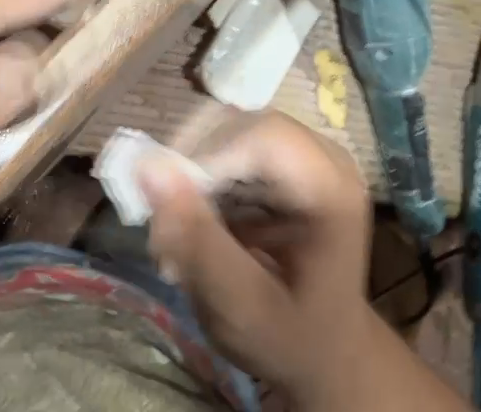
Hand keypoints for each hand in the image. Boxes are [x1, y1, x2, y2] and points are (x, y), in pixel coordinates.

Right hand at [140, 112, 386, 403]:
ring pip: (228, 133)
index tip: (168, 208)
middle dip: (194, 169)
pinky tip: (192, 231)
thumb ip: (198, 241)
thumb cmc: (289, 338)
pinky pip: (229, 149)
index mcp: (331, 187)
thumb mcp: (241, 307)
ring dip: (192, 179)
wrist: (324, 353)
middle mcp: (322, 157)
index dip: (209, 156)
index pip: (263, 134)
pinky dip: (201, 184)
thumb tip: (148, 168)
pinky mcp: (282, 164)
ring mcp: (303, 156)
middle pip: (243, 127)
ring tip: (175, 241)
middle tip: (164, 231)